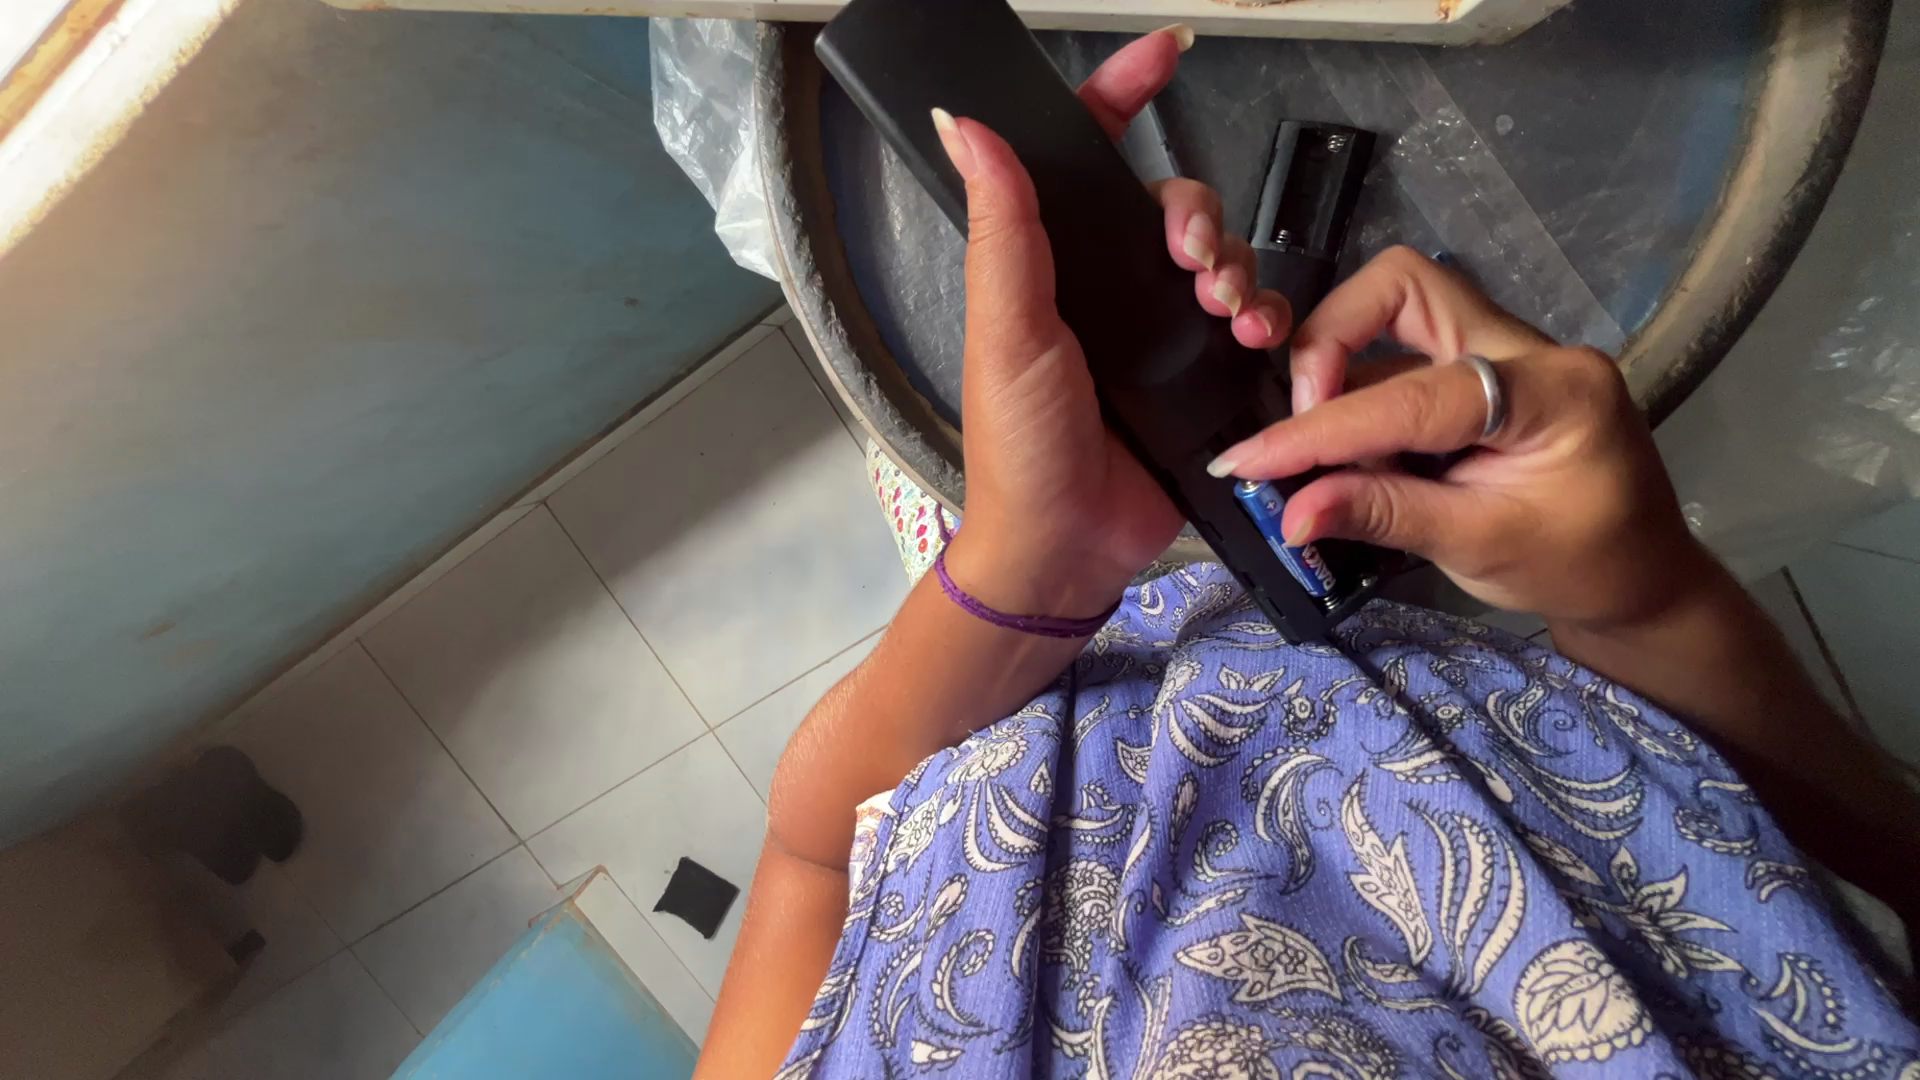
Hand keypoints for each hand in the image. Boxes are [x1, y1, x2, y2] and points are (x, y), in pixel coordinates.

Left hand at [933, 27, 1291, 617]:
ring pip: (1218, 264)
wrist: (1065, 545)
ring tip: (1227, 311)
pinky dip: (1265, 322)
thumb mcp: (1008, 334)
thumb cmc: (1022, 447)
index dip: (1117, 101)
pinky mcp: (1197, 384)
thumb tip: (967, 127)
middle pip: (1171, 213)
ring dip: (1235, 269)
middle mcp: (1106, 298)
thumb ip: (1001, 233)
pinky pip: (1247, 329)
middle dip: (1196, 217)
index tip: (1161, 56)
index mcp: (1052, 274)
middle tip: (1192, 262)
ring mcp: (1155, 342)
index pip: (1083, 167)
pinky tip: (1260, 340)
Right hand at [1210, 247, 1716, 629]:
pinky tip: (1350, 458)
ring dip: (1334, 379)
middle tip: (1301, 422)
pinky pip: (1389, 363)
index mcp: (1551, 391)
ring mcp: (1496, 354)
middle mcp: (1523, 349)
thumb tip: (1290, 515)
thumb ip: (1382, 516)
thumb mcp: (1479, 547)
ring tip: (1324, 458)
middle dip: (1327, 343)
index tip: (1248, 462)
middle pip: (1402, 288)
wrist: (1634, 575)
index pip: (1409, 395)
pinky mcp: (1469, 374)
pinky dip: (1351, 405)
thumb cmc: (1576, 564)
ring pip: (1388, 318)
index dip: (1319, 429)